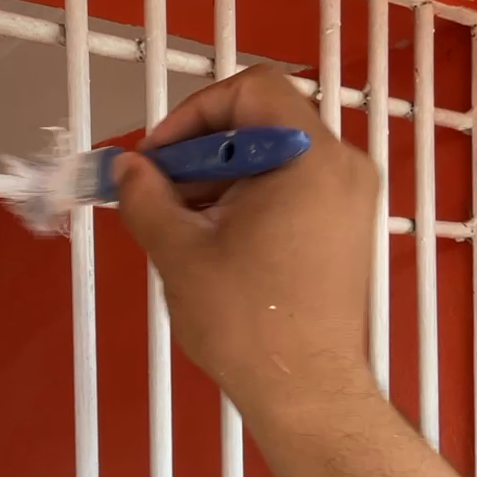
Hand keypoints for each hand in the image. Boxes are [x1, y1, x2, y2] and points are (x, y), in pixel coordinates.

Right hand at [114, 65, 381, 424]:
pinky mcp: (343, 226)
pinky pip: (288, 188)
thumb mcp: (178, 252)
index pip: (250, 89)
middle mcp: (340, 164)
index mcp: (306, 158)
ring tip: (179, 227)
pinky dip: (244, 200)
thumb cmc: (242, 319)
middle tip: (157, 196)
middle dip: (198, 153)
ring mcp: (348, 196)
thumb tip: (127, 168)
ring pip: (271, 158)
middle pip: (261, 123)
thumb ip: (146, 197)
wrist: (303, 387)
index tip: (155, 159)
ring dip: (216, 180)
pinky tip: (212, 243)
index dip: (192, 114)